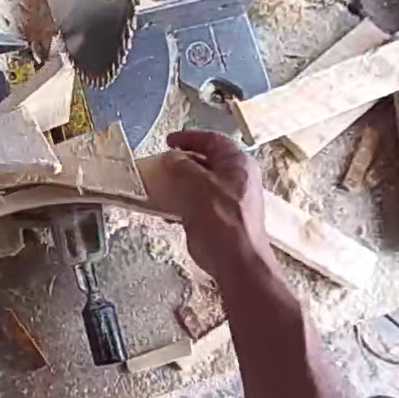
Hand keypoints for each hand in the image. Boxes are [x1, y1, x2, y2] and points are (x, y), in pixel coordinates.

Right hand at [146, 130, 278, 288]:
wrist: (235, 259)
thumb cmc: (221, 219)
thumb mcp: (199, 186)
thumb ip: (183, 167)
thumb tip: (172, 157)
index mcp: (237, 164)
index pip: (213, 140)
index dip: (190, 138)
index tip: (168, 141)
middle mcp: (237, 177)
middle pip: (208, 161)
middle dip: (183, 161)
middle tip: (162, 162)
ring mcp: (229, 198)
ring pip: (201, 182)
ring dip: (180, 181)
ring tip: (161, 184)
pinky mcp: (220, 216)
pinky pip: (198, 201)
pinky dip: (182, 200)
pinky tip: (167, 208)